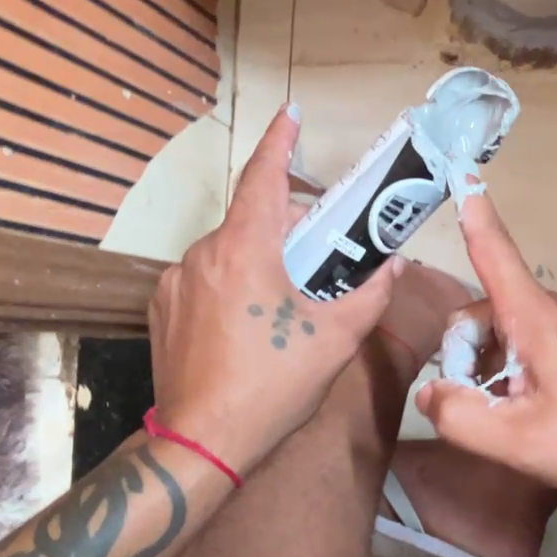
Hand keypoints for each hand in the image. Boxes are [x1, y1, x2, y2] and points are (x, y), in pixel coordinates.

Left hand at [148, 106, 402, 473]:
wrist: (203, 441)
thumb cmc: (274, 385)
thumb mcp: (335, 339)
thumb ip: (369, 294)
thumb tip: (393, 265)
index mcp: (244, 251)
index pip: (264, 179)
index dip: (281, 143)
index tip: (291, 114)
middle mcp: (202, 255)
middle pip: (251, 220)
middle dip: (287, 226)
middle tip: (320, 252)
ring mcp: (176, 282)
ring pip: (228, 251)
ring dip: (260, 258)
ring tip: (286, 297)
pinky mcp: (163, 308)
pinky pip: (205, 278)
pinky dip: (233, 281)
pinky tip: (251, 322)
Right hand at [415, 192, 556, 495]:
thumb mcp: (519, 441)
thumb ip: (461, 417)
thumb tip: (428, 391)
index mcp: (533, 318)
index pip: (494, 253)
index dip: (473, 214)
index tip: (458, 168)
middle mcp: (544, 311)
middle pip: (477, 311)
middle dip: (461, 355)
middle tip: (482, 405)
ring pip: (493, 332)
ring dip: (481, 369)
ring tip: (506, 413)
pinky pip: (513, 344)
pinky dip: (501, 373)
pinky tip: (518, 409)